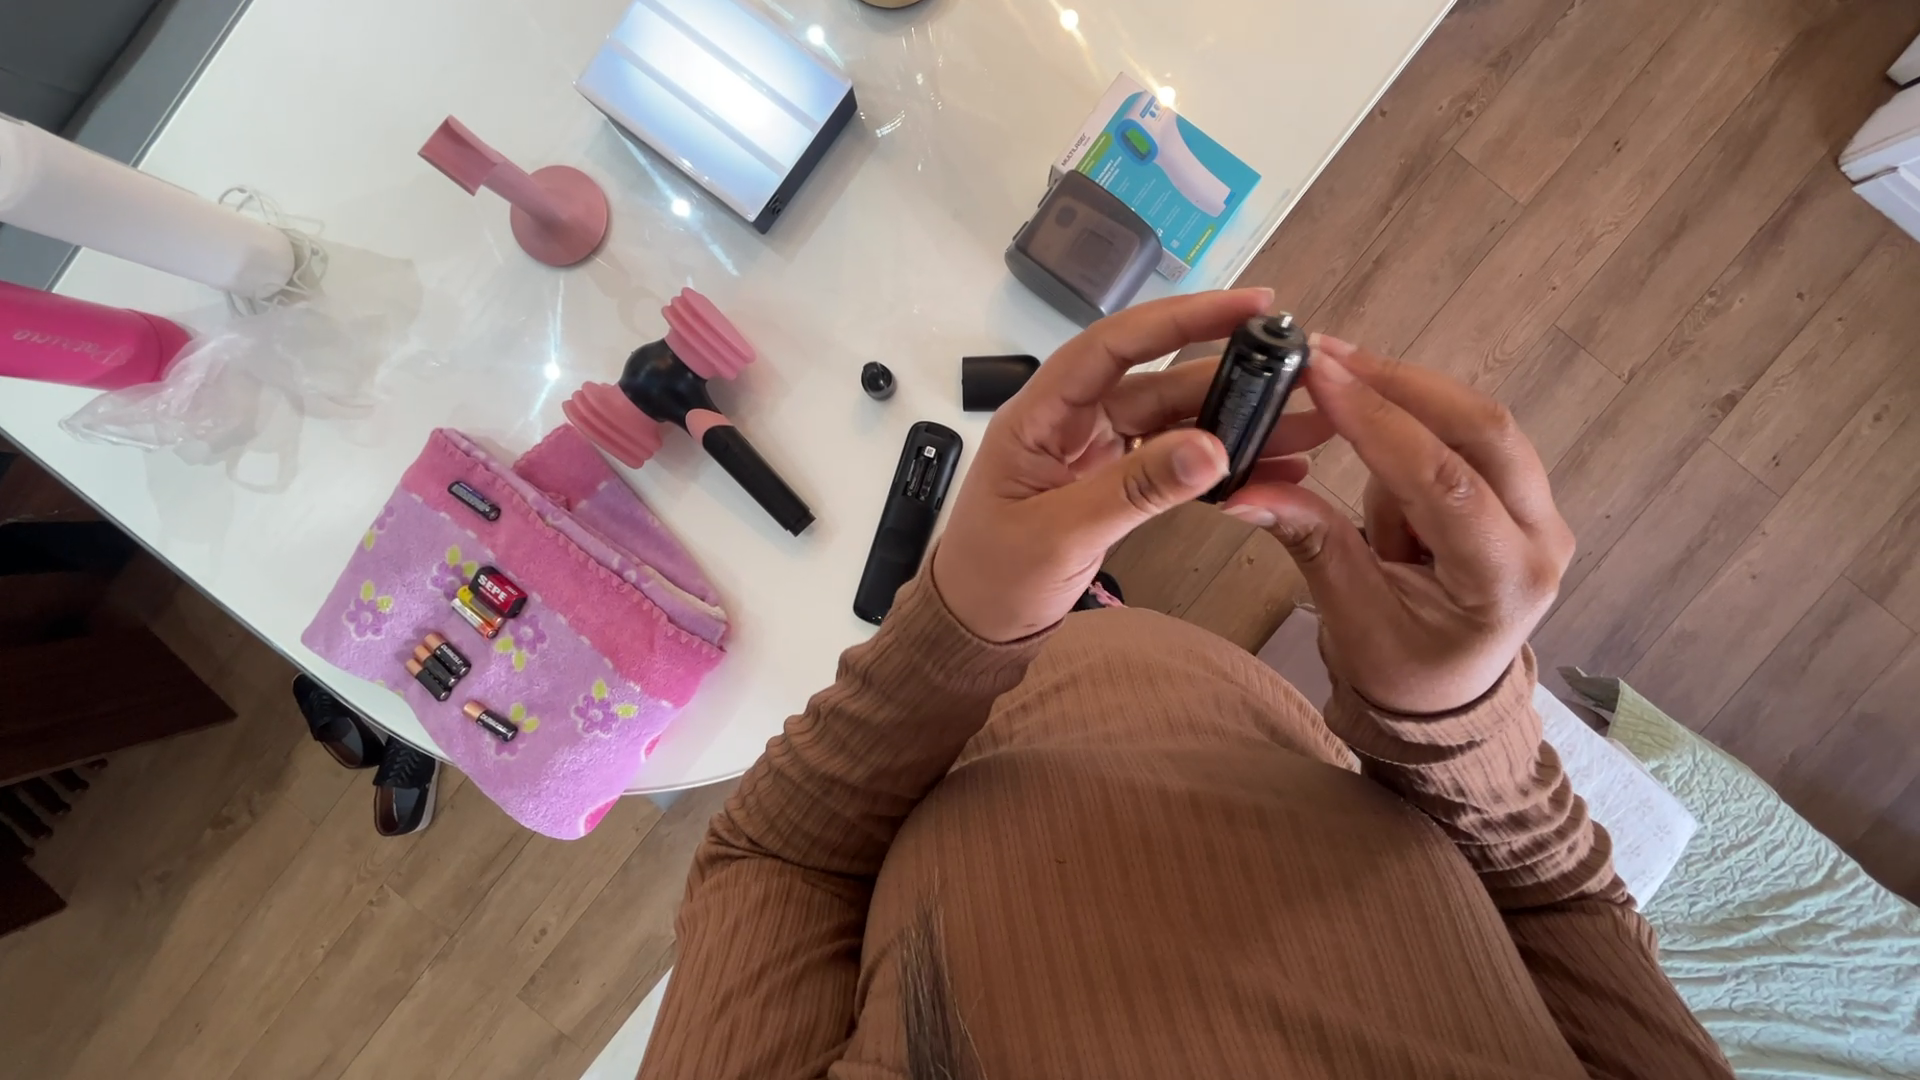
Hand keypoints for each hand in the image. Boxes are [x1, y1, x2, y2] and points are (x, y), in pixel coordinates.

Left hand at [932, 290, 1334, 642]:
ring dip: (1233, 423)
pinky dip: (1214, 465)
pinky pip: (1170, 462)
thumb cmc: (994, 577)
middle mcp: (1071, 422)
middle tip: (1299, 373)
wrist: (977, 624)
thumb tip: (1212, 448)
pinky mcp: (1112, 483)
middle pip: (1156, 382)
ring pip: (1172, 422)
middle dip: (1227, 376)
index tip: (1247, 305)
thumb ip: (1133, 489)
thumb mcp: (1060, 533)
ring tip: (1304, 426)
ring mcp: (1094, 453)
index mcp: (1039, 416)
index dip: (1178, 319)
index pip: (1111, 346)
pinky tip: (1266, 468)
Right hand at [1222, 336, 1574, 713]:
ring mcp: (1538, 511)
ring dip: (1402, 404)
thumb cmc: (1395, 666)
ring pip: (1477, 425)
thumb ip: (1308, 539)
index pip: (1444, 482)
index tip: (1319, 374)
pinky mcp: (1518, 496)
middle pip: (1484, 430)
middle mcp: (1541, 534)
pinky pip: (1464, 439)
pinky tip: (1369, 434)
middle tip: (1327, 354)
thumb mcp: (1346, 611)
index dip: (1377, 422)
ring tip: (1342, 423)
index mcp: (1502, 578)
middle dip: (1401, 384)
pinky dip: (1411, 424)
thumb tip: (1242, 491)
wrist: (1443, 696)